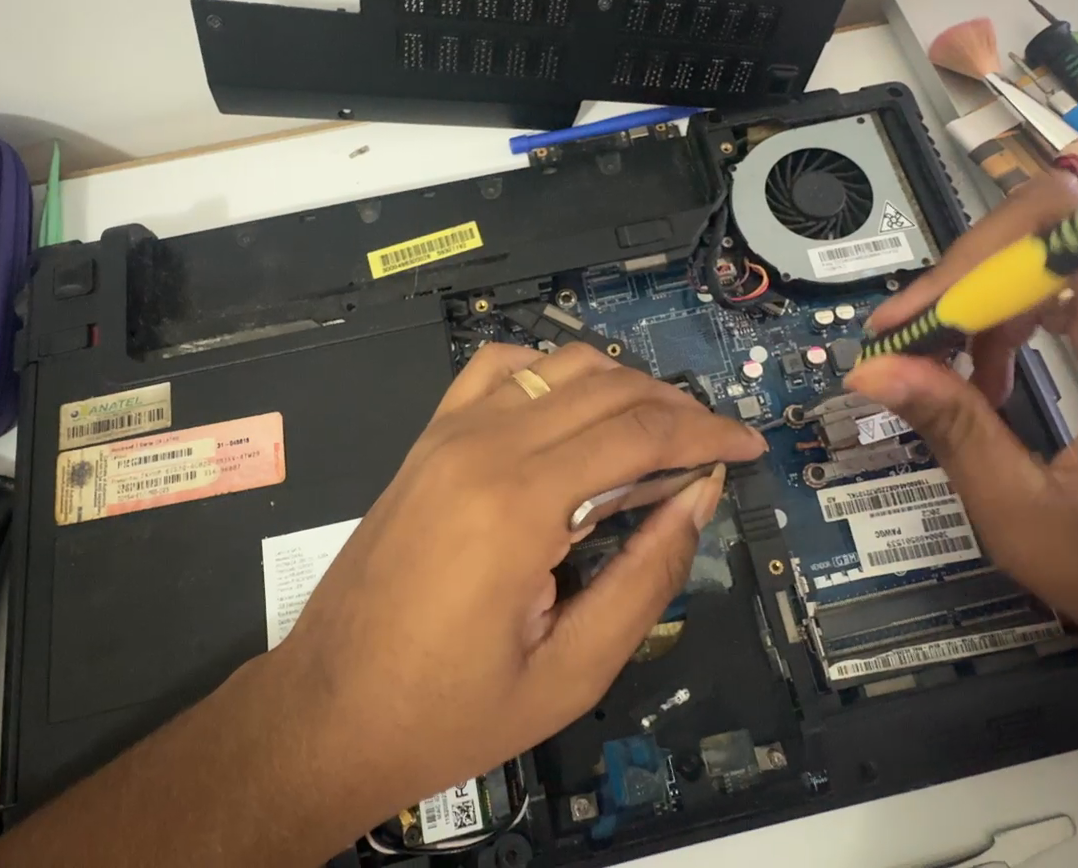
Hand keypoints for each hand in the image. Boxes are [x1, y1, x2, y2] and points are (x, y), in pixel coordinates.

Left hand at [260, 342, 764, 848]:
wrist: (329, 712)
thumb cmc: (450, 711)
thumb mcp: (572, 670)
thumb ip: (646, 575)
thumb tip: (697, 496)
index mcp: (520, 504)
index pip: (641, 432)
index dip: (708, 431)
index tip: (748, 446)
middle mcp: (483, 446)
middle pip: (608, 388)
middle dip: (677, 408)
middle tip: (713, 447)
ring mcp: (448, 434)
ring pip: (559, 366)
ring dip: (622, 386)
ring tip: (658, 433)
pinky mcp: (428, 439)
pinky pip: (497, 370)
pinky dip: (550, 372)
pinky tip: (572, 407)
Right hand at [846, 79, 1077, 673]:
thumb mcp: (1028, 522)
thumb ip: (953, 433)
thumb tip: (870, 369)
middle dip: (984, 255)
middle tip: (908, 324)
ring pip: (1062, 245)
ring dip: (979, 283)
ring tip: (918, 347)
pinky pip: (1058, 283)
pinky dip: (999, 310)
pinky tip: (964, 365)